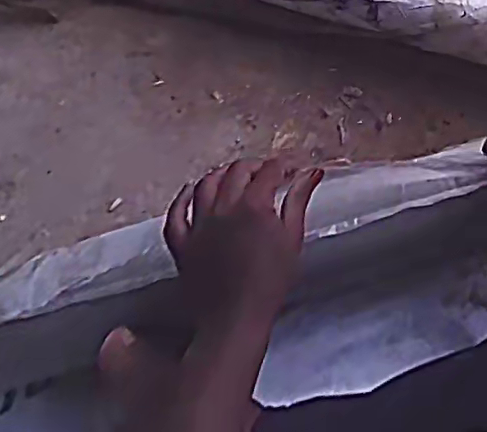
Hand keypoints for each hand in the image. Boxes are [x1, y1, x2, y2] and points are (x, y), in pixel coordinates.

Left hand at [165, 158, 324, 329]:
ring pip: (206, 184)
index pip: (270, 170)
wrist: (234, 324)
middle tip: (269, 173)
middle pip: (238, 171)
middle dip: (256, 165)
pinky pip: (176, 214)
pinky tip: (191, 190)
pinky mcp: (181, 245)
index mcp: (253, 205)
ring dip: (222, 173)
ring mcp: (199, 225)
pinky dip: (182, 198)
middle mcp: (223, 208)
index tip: (294, 168)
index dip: (285, 164)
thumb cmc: (270, 284)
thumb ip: (298, 201)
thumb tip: (310, 173)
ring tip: (234, 175)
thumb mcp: (292, 239)